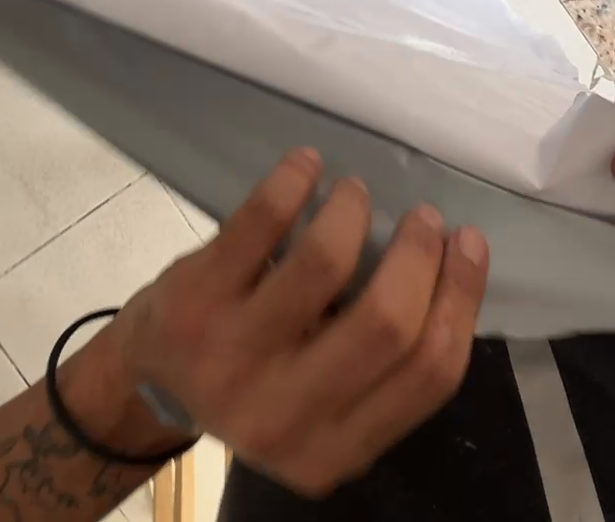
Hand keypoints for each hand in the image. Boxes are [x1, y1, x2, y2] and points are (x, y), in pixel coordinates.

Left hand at [107, 149, 489, 495]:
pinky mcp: (192, 301)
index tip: (468, 244)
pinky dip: (292, 182)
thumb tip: (443, 270)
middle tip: (424, 217)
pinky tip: (307, 165)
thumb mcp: (319, 403)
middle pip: (385, 325)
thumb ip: (374, 365)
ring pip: (323, 266)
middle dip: (418, 256)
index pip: (428, 376)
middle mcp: (283, 416)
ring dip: (353, 213)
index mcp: (333, 449)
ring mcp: (231, 357)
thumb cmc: (252, 381)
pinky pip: (258, 225)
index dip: (461, 299)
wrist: (146, 383)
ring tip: (356, 191)